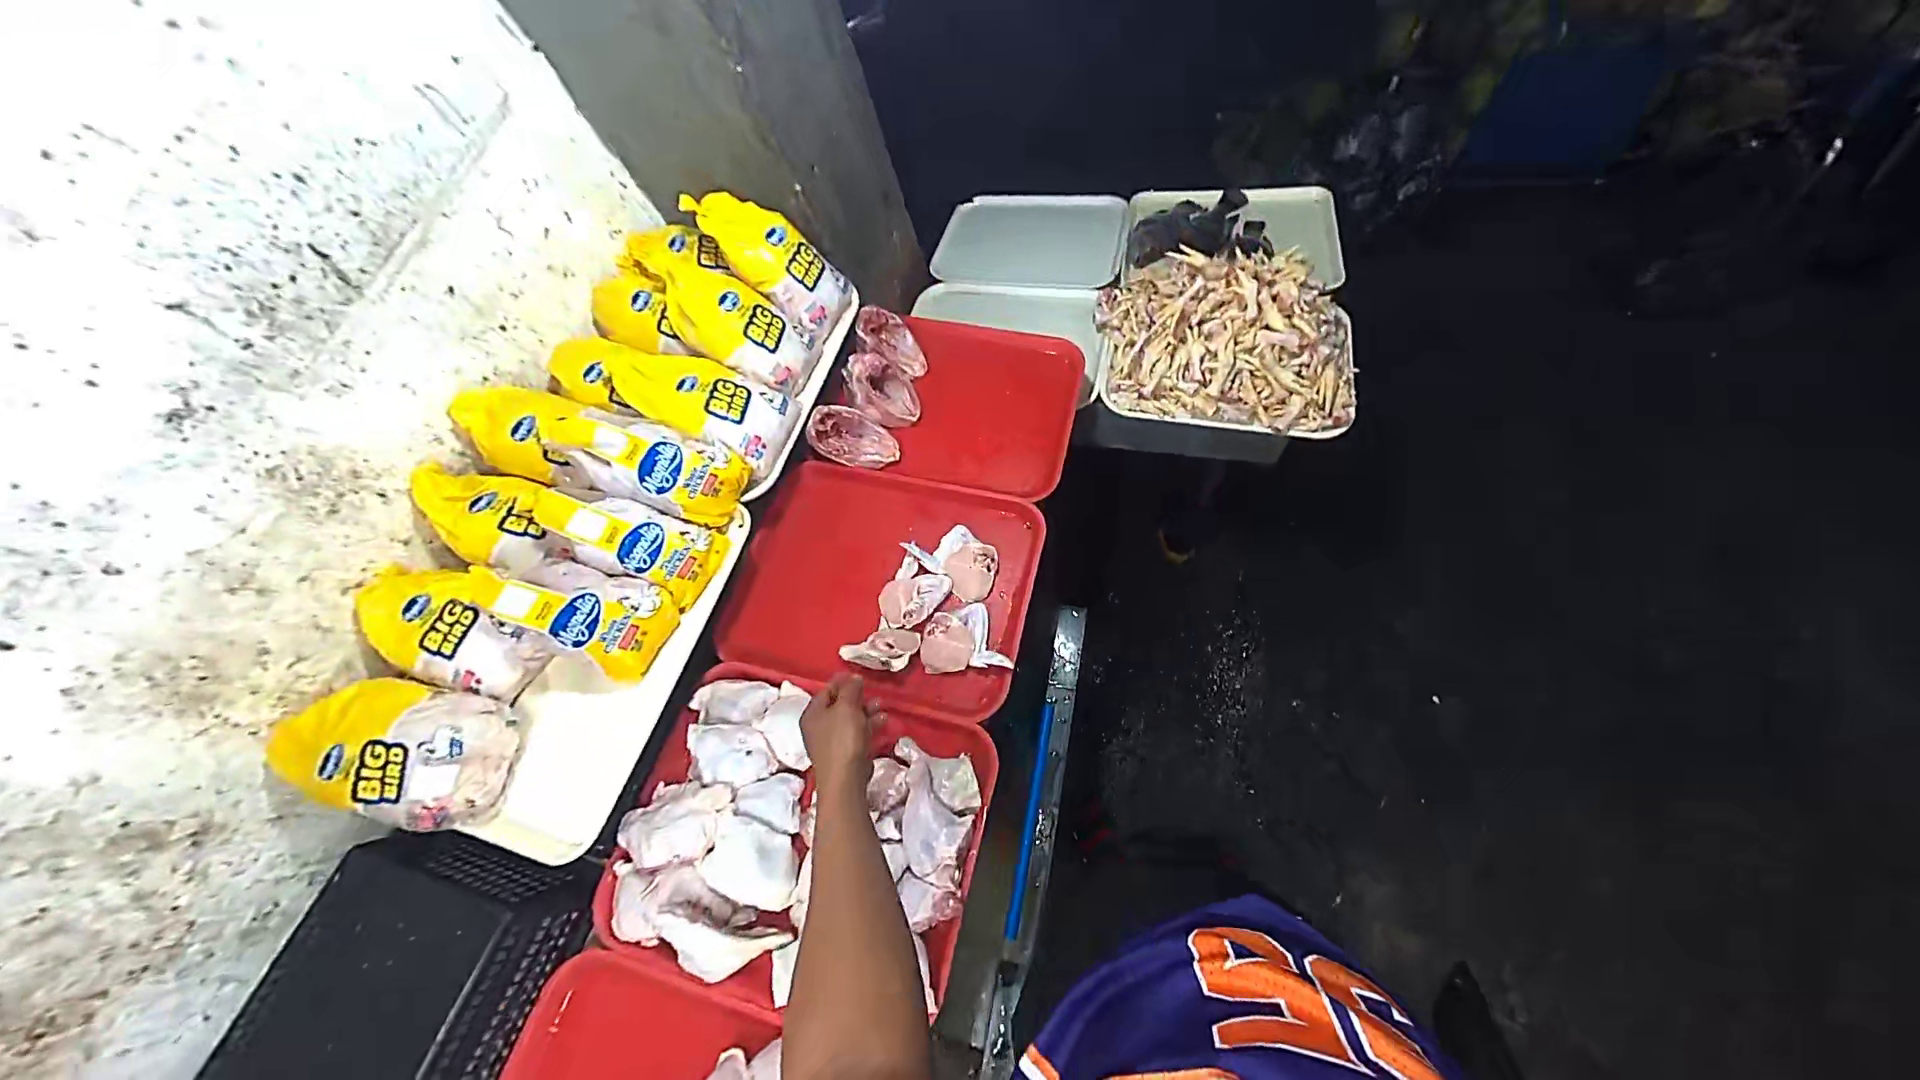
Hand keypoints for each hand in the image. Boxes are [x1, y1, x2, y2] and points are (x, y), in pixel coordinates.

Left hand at [801, 673, 880, 790]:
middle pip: (838, 706)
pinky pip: (856, 734)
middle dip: (856, 697)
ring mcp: (831, 742)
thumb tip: (853, 678)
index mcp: (812, 714)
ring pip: (849, 720)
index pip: (826, 691)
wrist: (845, 778)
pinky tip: (882, 721)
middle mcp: (818, 727)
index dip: (841, 681)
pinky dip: (868, 726)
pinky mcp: (844, 754)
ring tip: (881, 705)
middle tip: (870, 690)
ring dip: (866, 711)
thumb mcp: (846, 707)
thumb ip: (849, 690)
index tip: (857, 674)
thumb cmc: (842, 738)